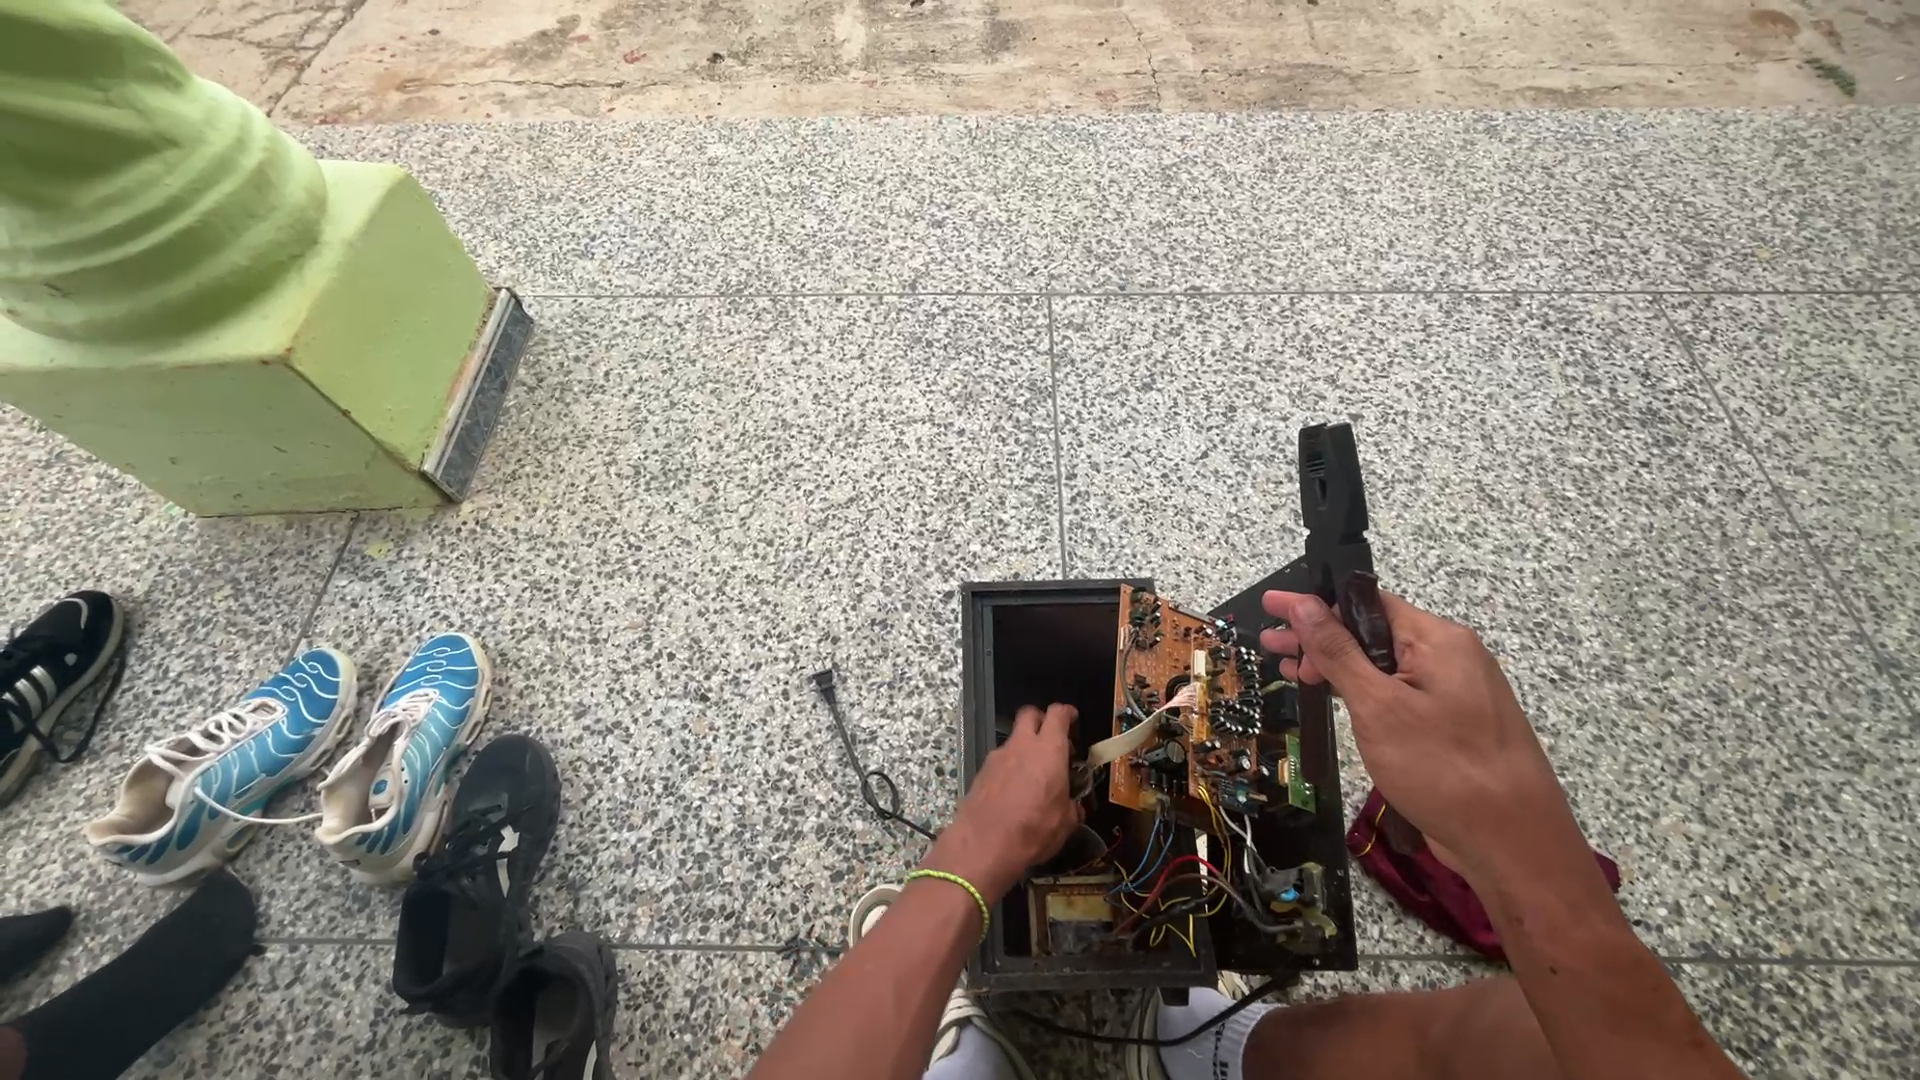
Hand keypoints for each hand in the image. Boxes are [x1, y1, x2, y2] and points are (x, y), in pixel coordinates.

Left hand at [924, 703, 1082, 901]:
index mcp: (1048, 750)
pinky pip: (1001, 761)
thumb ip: (1071, 808)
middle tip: (1052, 738)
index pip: (1058, 715)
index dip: (1066, 712)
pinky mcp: (981, 772)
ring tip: (1033, 775)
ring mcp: (997, 757)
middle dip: (1041, 719)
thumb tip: (1074, 807)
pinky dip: (1010, 767)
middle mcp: (1021, 745)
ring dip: (1024, 748)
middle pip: (1029, 714)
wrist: (983, 844)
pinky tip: (1014, 792)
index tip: (1073, 717)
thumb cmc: (1033, 830)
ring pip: (1013, 739)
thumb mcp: (1065, 824)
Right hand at [1258, 590, 1585, 881]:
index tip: (1271, 605)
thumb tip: (1304, 604)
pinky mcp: (1451, 722)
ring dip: (1335, 665)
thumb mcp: (1378, 706)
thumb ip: (1337, 652)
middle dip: (1317, 636)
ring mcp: (1453, 690)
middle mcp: (1450, 656)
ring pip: (1382, 663)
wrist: (1514, 845)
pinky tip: (1333, 697)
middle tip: (1270, 644)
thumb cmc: (1442, 768)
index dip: (1314, 603)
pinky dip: (1360, 689)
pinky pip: (1397, 689)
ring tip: (1290, 672)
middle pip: (1371, 632)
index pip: (1365, 603)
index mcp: (1437, 640)